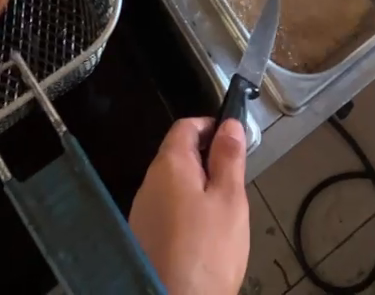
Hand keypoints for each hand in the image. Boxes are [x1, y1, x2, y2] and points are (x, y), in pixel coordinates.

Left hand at [129, 118, 248, 294]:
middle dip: (207, 161)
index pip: (186, 126)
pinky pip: (166, 212)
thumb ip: (229, 158)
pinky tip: (202, 237)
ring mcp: (142, 212)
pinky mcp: (141, 238)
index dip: (211, 127)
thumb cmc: (207, 250)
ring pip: (173, 186)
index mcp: (169, 164)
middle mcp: (149, 182)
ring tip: (221, 214)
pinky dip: (185, 214)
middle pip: (178, 155)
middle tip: (232, 184)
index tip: (233, 143)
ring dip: (196, 190)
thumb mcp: (229, 200)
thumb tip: (229, 124)